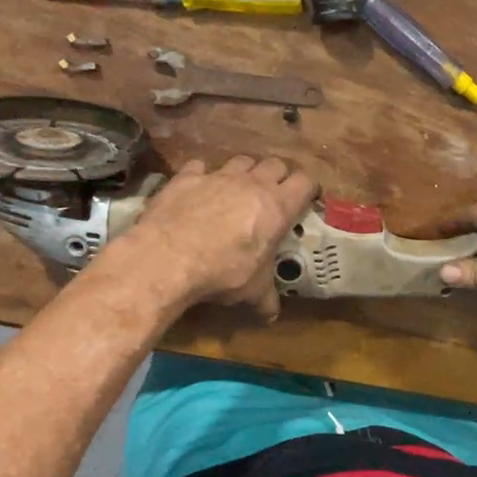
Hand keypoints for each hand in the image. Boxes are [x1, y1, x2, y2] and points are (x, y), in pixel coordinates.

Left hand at [116, 156, 317, 318]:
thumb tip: (272, 316)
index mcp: (277, 207)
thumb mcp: (252, 290)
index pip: (305, 182)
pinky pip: (200, 166)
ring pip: (241, 160)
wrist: (168, 258)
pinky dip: (203, 175)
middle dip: (277, 177)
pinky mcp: (187, 176)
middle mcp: (252, 184)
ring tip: (238, 189)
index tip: (305, 200)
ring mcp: (218, 176)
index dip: (308, 189)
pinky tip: (199, 189)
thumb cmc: (223, 272)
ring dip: (244, 172)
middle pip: (276, 164)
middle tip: (273, 195)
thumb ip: (266, 298)